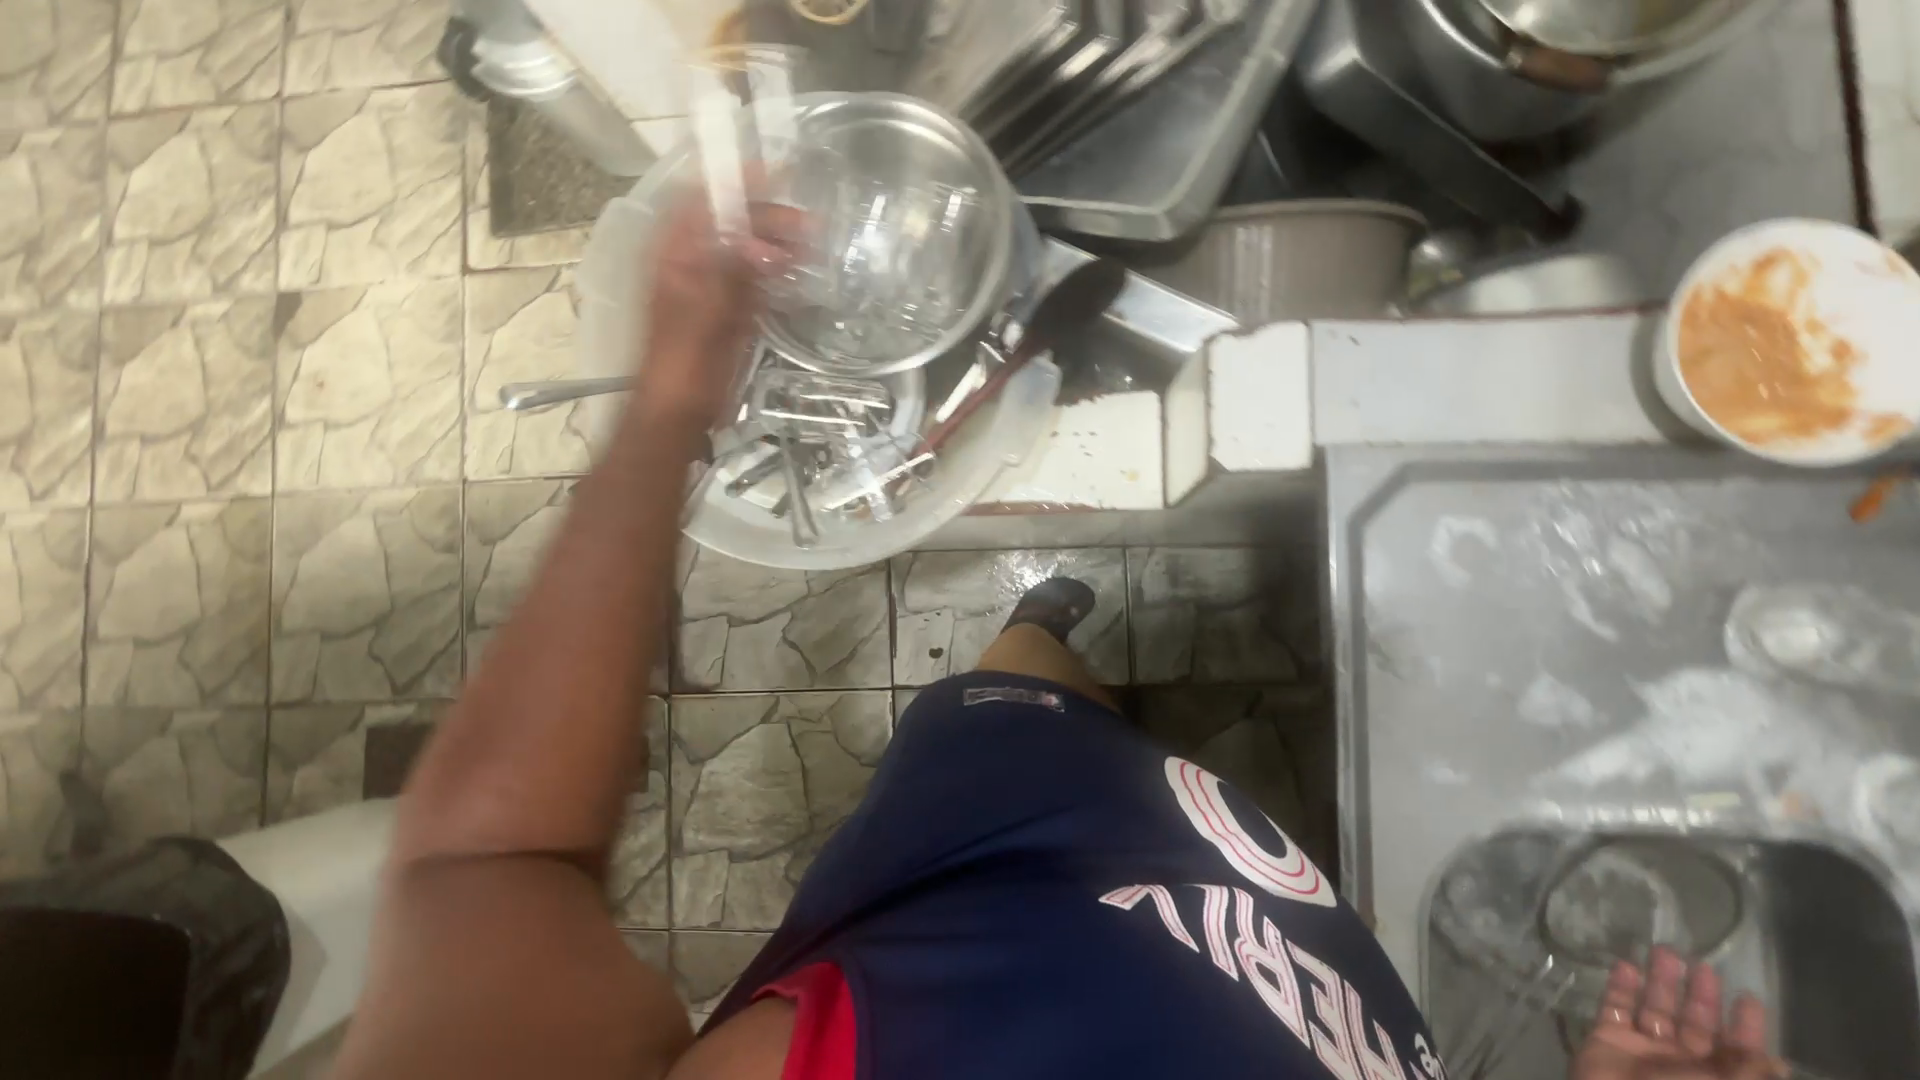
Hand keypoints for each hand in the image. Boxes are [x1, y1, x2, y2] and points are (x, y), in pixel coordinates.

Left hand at [634, 190, 799, 426]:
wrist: (678, 413)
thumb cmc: (682, 366)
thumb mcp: (705, 316)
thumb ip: (731, 275)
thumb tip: (758, 242)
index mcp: (674, 255)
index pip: (702, 200)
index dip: (736, 182)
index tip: (777, 174)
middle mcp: (691, 263)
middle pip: (729, 224)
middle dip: (768, 218)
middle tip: (809, 224)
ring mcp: (710, 287)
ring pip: (745, 251)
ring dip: (776, 244)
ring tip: (811, 246)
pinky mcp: (727, 312)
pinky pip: (753, 282)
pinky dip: (775, 273)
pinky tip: (798, 272)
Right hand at [1570, 948, 1783, 1079]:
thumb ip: (1748, 1074)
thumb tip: (1778, 1061)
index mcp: (1716, 1077)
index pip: (1737, 1049)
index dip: (1746, 1025)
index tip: (1748, 996)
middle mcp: (1683, 1062)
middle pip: (1695, 1023)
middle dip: (1700, 994)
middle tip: (1701, 964)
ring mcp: (1644, 1048)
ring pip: (1655, 1008)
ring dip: (1660, 981)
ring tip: (1663, 952)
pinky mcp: (1608, 1037)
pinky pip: (1615, 1007)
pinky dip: (1619, 986)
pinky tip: (1625, 966)